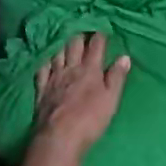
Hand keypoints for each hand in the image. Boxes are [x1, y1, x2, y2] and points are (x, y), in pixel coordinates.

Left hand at [33, 33, 130, 153]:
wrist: (60, 136)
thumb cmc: (91, 119)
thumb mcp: (111, 99)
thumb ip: (117, 77)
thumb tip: (124, 56)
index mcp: (90, 70)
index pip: (96, 46)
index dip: (99, 36)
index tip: (102, 30)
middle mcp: (71, 68)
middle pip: (74, 45)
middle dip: (80, 36)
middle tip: (83, 32)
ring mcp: (54, 77)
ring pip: (57, 54)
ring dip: (62, 46)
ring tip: (65, 42)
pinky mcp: (41, 88)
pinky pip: (42, 69)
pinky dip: (46, 62)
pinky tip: (47, 61)